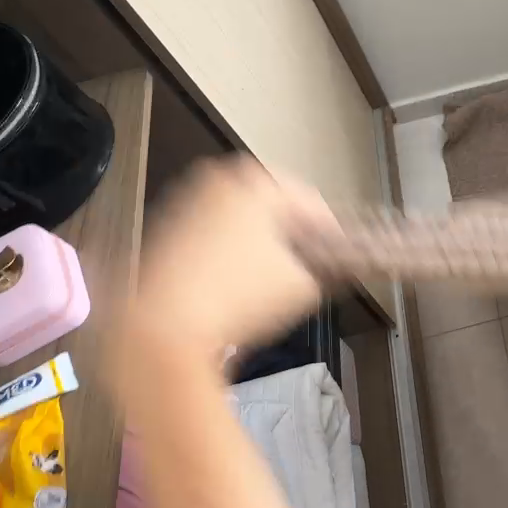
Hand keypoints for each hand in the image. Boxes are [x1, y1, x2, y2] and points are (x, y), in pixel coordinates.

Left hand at [126, 156, 339, 359]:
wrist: (164, 327)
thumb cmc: (234, 297)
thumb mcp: (302, 286)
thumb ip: (326, 268)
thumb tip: (331, 266)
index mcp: (257, 181)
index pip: (314, 204)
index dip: (335, 235)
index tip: (344, 256)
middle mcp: (220, 180)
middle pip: (276, 207)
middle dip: (295, 236)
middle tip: (313, 265)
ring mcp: (188, 201)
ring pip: (244, 220)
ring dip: (264, 243)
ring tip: (278, 277)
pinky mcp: (166, 229)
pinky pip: (216, 234)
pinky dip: (234, 250)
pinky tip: (244, 281)